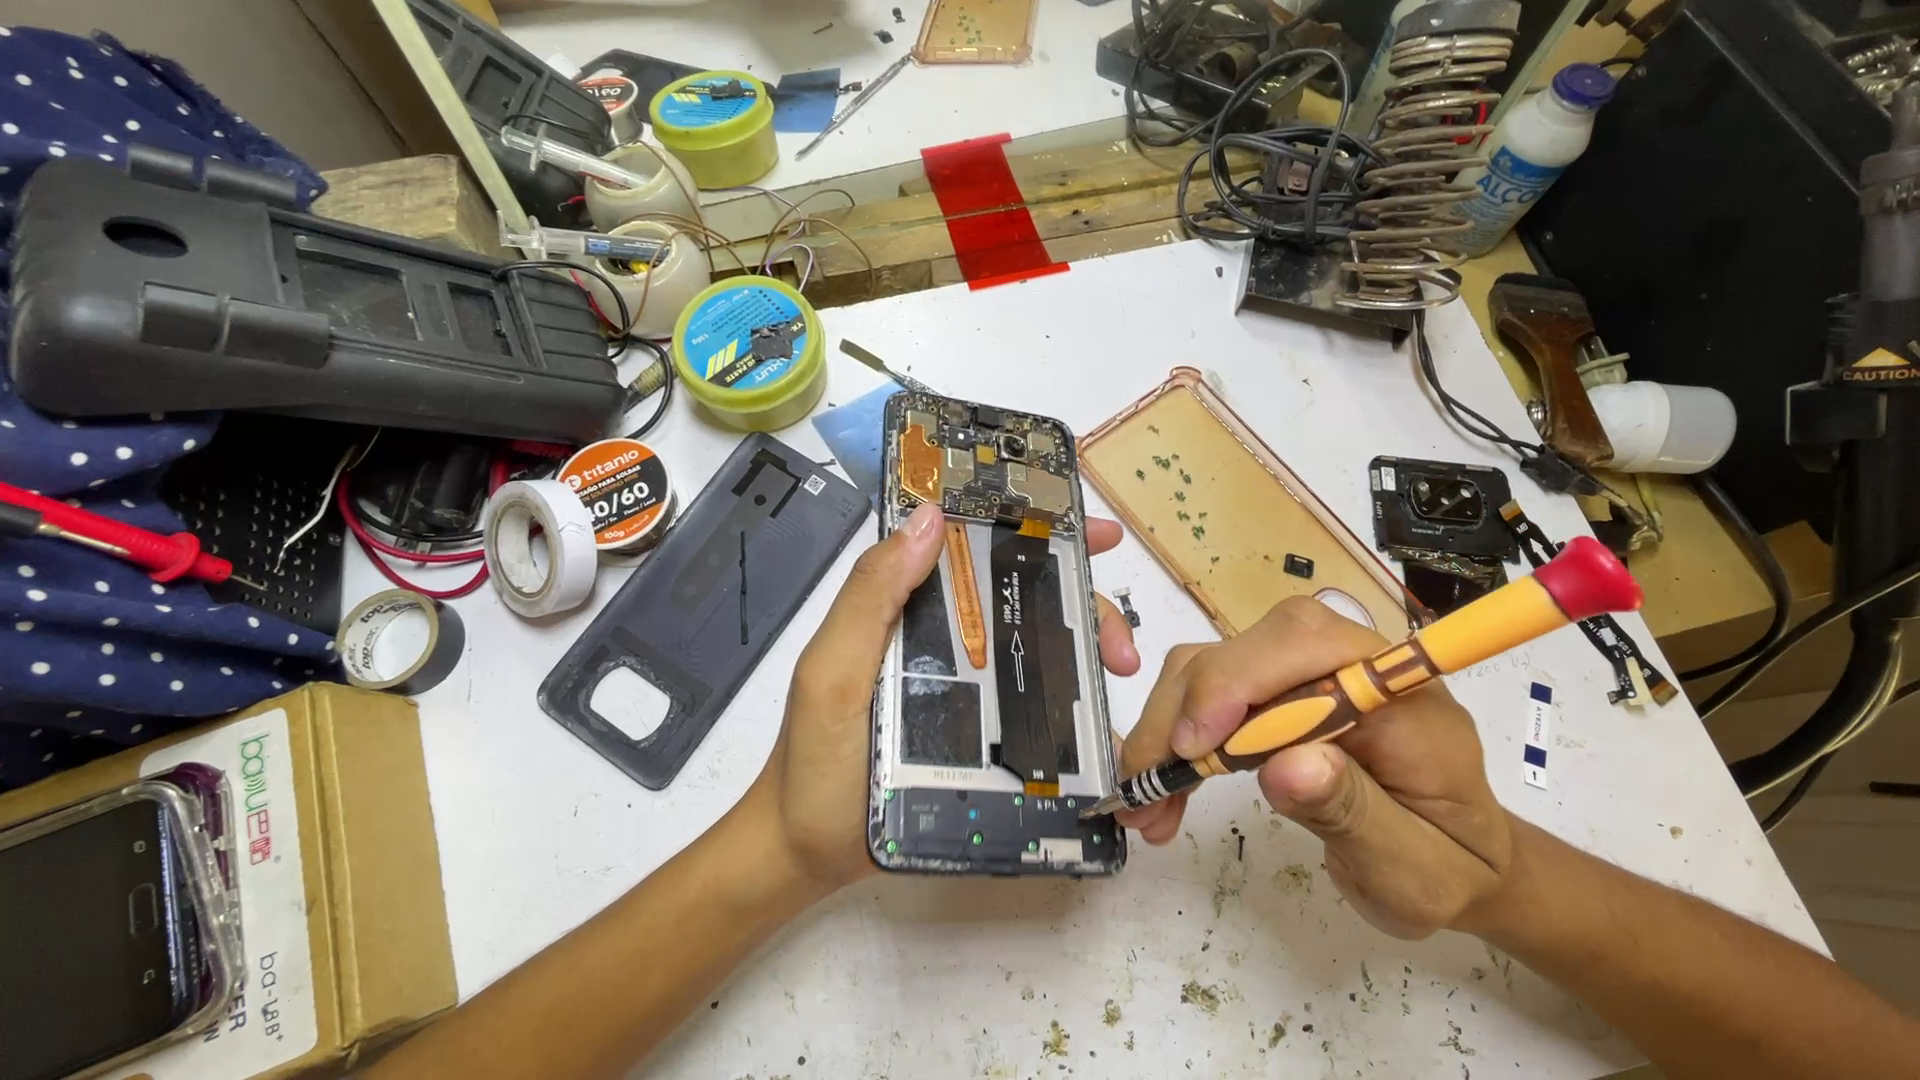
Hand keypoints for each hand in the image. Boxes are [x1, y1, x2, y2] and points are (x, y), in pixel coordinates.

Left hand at [750, 502, 1141, 891]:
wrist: (810, 853)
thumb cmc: (816, 760)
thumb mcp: (833, 671)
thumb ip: (870, 596)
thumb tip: (930, 517)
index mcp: (913, 611)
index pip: (978, 552)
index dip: (1038, 531)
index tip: (1097, 534)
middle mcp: (948, 642)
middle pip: (1029, 602)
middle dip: (1087, 608)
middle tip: (1122, 649)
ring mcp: (969, 692)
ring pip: (1044, 654)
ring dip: (1091, 659)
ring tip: (1121, 684)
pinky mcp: (982, 739)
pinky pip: (1040, 716)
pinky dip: (1078, 718)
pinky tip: (1108, 739)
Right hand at [1116, 596, 1513, 938]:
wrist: (1453, 864)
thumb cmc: (1447, 869)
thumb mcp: (1414, 866)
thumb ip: (1354, 811)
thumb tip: (1287, 767)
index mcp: (1396, 688)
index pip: (1304, 641)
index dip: (1238, 678)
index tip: (1193, 748)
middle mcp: (1342, 664)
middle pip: (1240, 651)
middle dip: (1181, 716)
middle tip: (1144, 792)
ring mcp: (1301, 676)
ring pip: (1206, 669)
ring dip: (1163, 731)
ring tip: (1145, 805)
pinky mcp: (1271, 696)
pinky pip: (1202, 697)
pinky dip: (1170, 742)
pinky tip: (1162, 792)